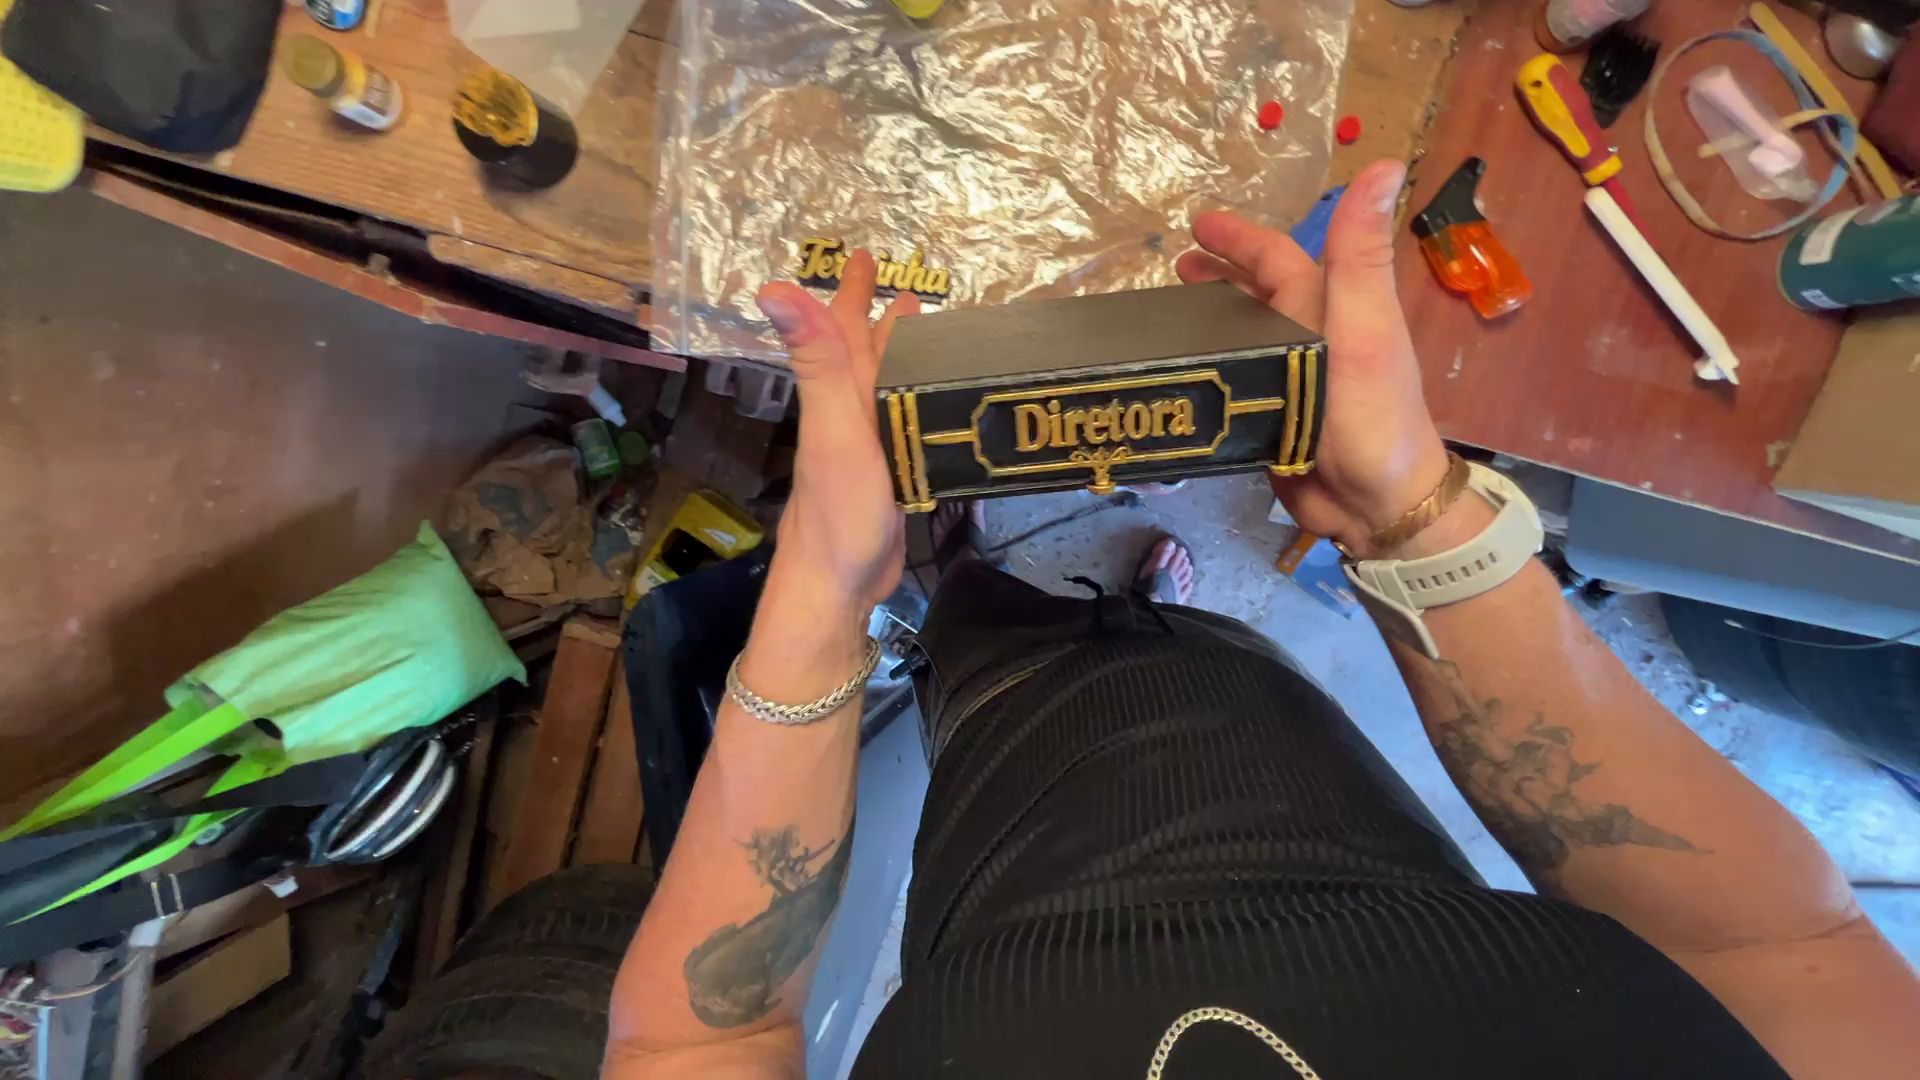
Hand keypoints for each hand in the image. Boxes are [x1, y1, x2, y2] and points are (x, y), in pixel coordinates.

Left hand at [754, 252, 919, 615]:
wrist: (842, 582)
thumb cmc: (841, 508)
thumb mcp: (834, 428)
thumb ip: (818, 361)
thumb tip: (773, 286)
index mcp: (838, 395)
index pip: (843, 329)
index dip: (852, 292)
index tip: (867, 255)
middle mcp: (853, 415)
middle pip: (870, 356)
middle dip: (884, 319)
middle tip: (914, 291)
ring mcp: (874, 447)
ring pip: (892, 391)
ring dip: (908, 362)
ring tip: (935, 339)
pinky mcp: (896, 477)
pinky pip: (910, 426)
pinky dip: (924, 407)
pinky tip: (940, 409)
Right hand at [1175, 159, 1450, 558]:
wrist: (1373, 501)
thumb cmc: (1371, 415)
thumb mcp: (1365, 330)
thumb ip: (1360, 258)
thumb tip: (1381, 165)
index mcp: (1329, 309)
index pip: (1277, 259)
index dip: (1239, 239)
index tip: (1194, 225)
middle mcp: (1305, 338)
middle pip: (1255, 295)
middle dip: (1217, 276)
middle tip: (1172, 269)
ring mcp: (1285, 380)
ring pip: (1240, 338)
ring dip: (1208, 321)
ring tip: (1168, 318)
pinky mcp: (1268, 419)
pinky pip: (1232, 382)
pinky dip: (1208, 369)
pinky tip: (1182, 373)